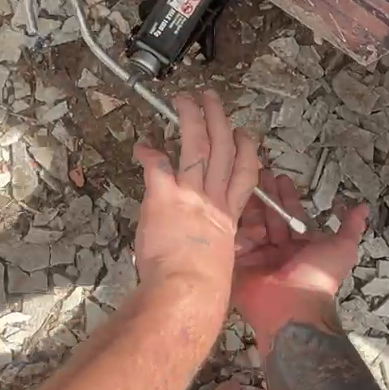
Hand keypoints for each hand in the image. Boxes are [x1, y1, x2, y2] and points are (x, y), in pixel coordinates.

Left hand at [132, 91, 260, 288]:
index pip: (244, 174)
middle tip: (212, 99)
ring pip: (196, 147)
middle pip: (222, 150)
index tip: (244, 134)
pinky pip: (156, 167)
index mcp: (229, 215)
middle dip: (218, 120)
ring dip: (191, 120)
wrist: (189, 290)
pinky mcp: (164, 197)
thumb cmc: (204, 288)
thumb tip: (213, 242)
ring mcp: (190, 194)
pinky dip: (148, 154)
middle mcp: (213, 199)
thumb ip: (218, 242)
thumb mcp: (222, 260)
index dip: (246, 150)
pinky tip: (141, 144)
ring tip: (185, 100)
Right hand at [233, 172, 369, 345]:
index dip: (287, 197)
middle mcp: (279, 250)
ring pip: (254, 223)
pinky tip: (240, 207)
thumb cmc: (317, 276)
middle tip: (262, 173)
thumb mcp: (342, 248)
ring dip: (252, 204)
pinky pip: (238, 239)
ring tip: (248, 183)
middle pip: (271, 216)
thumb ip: (351, 227)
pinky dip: (240, 224)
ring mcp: (259, 256)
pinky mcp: (240, 262)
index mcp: (301, 246)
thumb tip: (363, 208)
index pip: (292, 215)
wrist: (292, 305)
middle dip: (268, 195)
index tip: (281, 178)